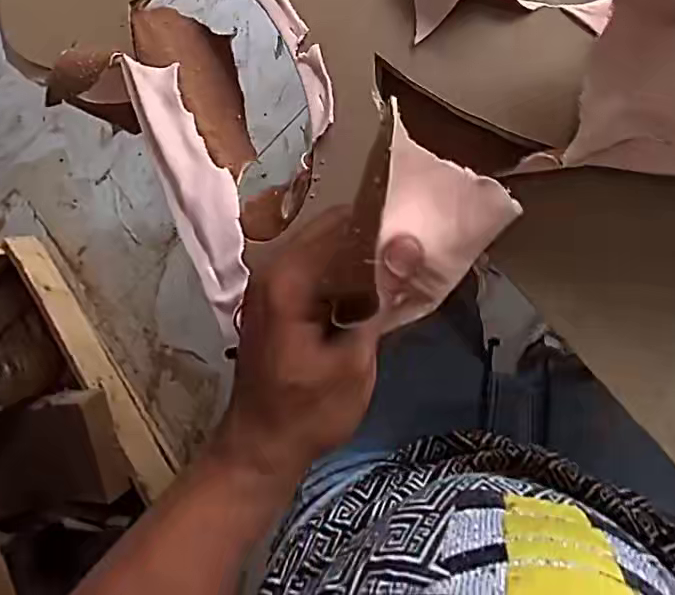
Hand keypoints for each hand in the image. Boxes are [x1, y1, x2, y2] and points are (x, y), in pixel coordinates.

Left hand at [211, 206, 383, 481]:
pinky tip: (368, 287)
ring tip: (395, 267)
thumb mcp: (354, 361)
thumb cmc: (308, 413)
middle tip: (409, 253)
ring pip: (323, 242)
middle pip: (330, 227)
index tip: (413, 234)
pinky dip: (341, 267)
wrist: (260, 450)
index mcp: (288, 278)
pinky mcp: (274, 293)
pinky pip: (314, 261)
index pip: (340, 224)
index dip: (380, 225)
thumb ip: (381, 298)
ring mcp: (269, 279)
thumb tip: (409, 245)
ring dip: (357, 251)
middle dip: (370, 236)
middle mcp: (273, 267)